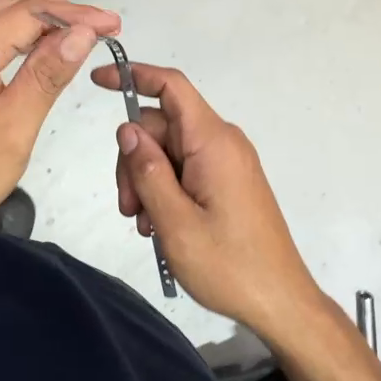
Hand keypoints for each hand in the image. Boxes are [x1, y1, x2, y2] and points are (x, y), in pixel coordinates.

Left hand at [0, 0, 120, 242]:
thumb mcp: (13, 129)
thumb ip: (46, 76)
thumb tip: (82, 33)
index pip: (31, 14)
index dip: (76, 15)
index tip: (114, 25)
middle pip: (19, 5)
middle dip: (66, 13)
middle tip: (108, 29)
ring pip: (8, 13)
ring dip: (49, 20)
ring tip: (90, 35)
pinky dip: (28, 32)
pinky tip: (53, 46)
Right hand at [93, 62, 319, 338]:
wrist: (283, 306)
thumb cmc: (229, 265)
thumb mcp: (175, 221)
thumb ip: (147, 170)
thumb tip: (127, 129)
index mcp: (212, 141)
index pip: (171, 86)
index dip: (133, 74)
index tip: (97, 80)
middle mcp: (221, 141)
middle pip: (160, 126)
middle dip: (134, 159)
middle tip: (127, 207)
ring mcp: (226, 161)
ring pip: (168, 150)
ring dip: (147, 181)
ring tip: (145, 225)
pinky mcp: (228, 181)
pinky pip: (184, 168)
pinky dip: (165, 189)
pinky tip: (159, 224)